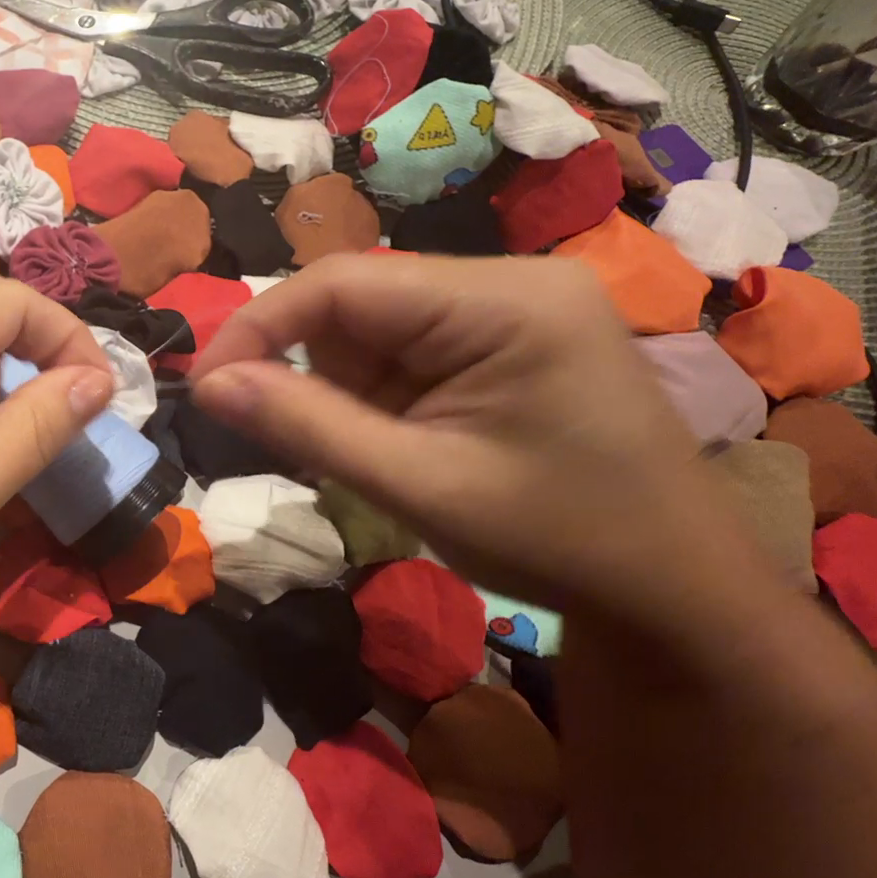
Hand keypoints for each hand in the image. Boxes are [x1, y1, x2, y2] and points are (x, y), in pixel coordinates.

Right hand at [189, 254, 741, 615]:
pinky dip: (371, 398)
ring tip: (373, 457)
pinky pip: (400, 351)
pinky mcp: (502, 342)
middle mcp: (507, 284)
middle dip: (307, 369)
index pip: (343, 283)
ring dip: (340, 390)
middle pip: (355, 302)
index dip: (258, 327)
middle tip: (287, 440)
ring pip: (369, 329)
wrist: (672, 595)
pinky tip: (398, 445)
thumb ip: (305, 426)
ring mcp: (509, 311)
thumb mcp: (414, 485)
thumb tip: (206, 385)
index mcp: (504, 302)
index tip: (204, 388)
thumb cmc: (555, 540)